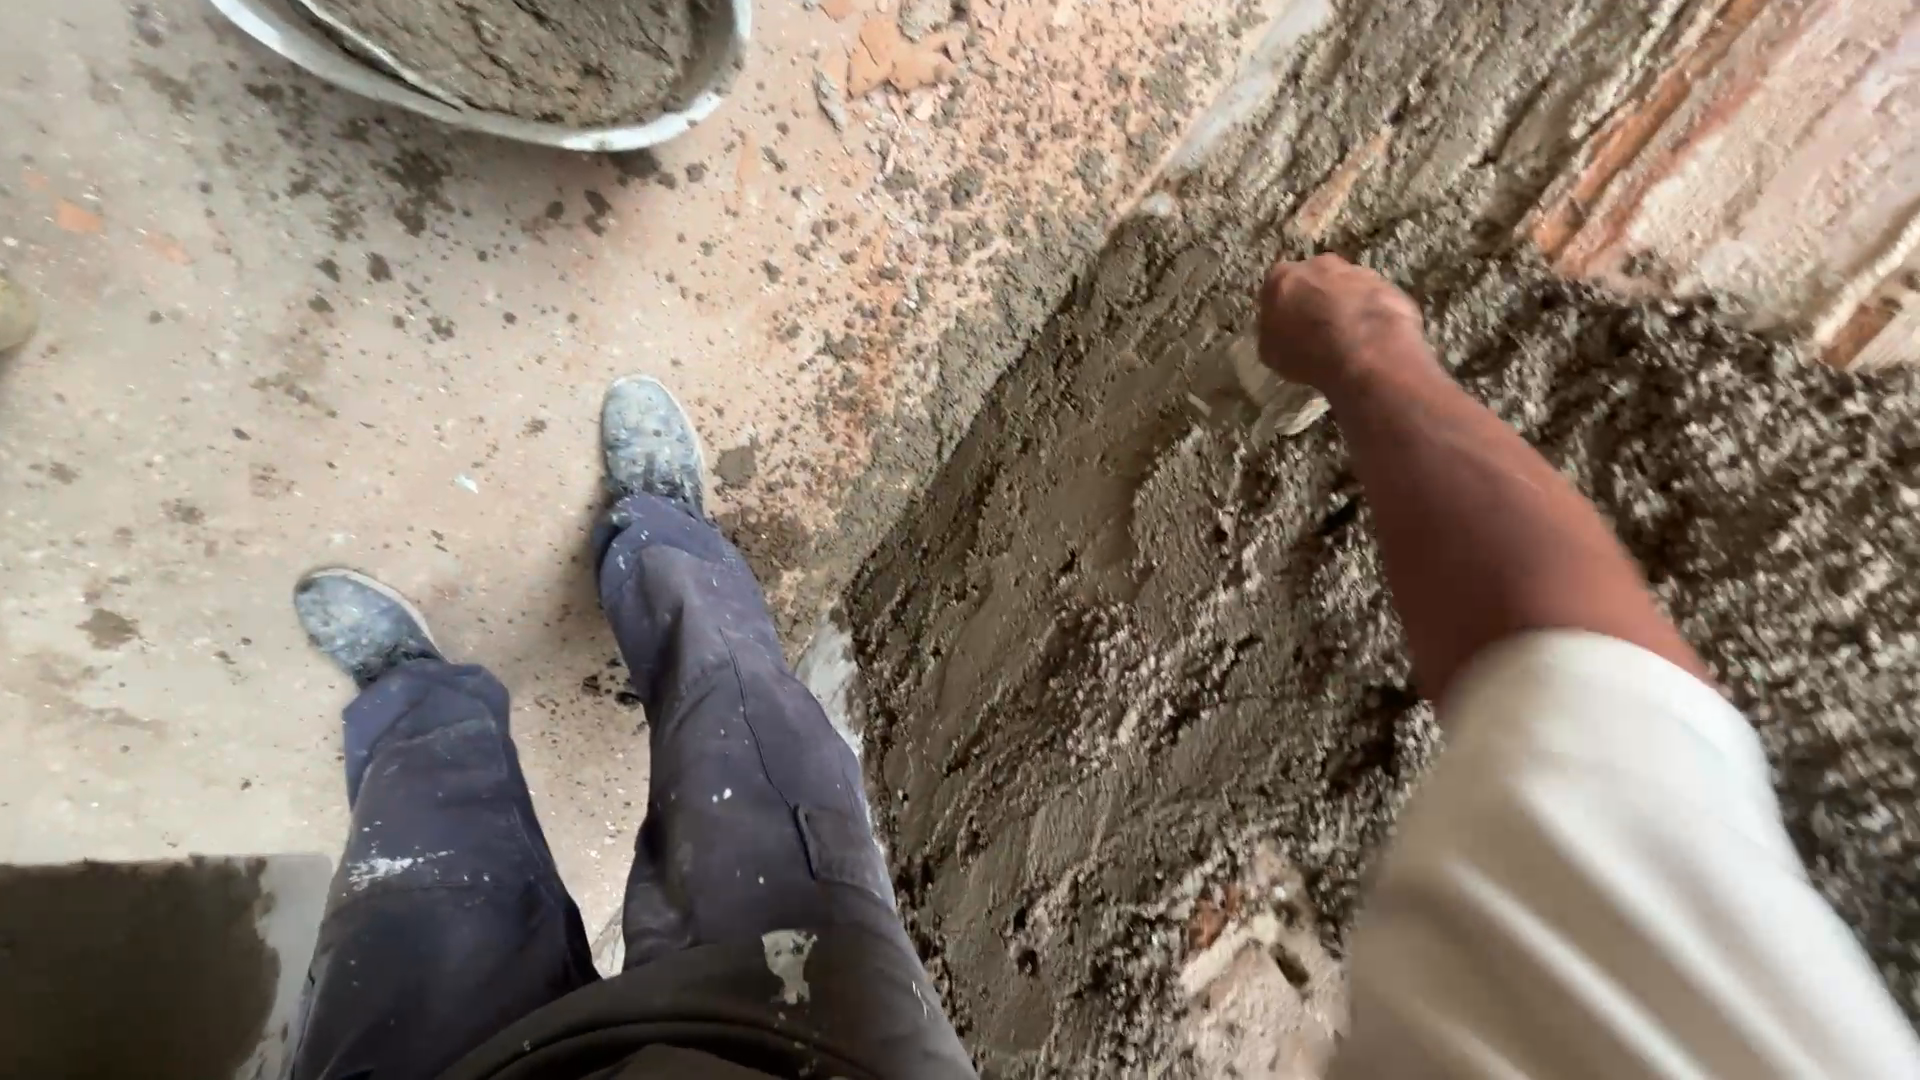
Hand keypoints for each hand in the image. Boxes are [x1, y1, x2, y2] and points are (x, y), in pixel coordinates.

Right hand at [1257, 254, 1437, 391]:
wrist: (1364, 351)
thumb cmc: (1306, 352)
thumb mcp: (1270, 351)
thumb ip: (1273, 331)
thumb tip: (1280, 329)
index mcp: (1282, 278)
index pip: (1276, 288)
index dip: (1281, 308)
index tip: (1286, 326)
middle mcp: (1317, 264)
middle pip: (1312, 279)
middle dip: (1314, 299)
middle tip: (1316, 329)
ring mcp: (1355, 271)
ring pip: (1344, 286)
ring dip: (1343, 304)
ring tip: (1346, 337)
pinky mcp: (1386, 282)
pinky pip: (1370, 297)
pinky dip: (1367, 312)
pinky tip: (1368, 337)